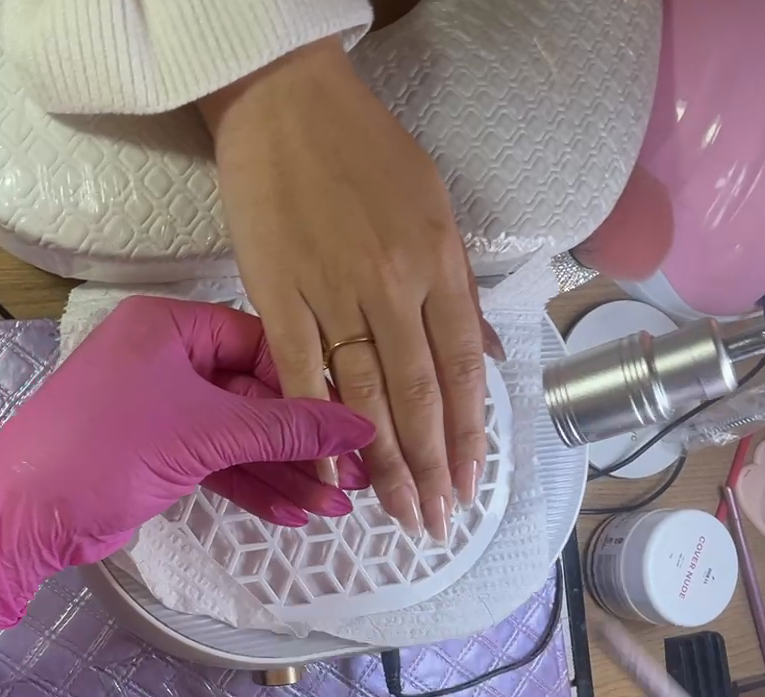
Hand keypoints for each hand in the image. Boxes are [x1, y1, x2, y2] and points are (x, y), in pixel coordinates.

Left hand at [0, 296, 375, 628]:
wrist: (26, 516)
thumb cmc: (105, 448)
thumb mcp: (202, 431)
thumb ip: (283, 428)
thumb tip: (357, 428)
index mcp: (170, 328)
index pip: (259, 342)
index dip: (307, 384)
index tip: (352, 419)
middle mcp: (168, 361)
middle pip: (254, 397)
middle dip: (302, 442)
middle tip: (354, 474)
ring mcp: (164, 412)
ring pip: (240, 438)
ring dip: (284, 473)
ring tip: (334, 505)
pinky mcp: (161, 455)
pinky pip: (219, 465)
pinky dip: (252, 488)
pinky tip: (292, 513)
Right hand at [199, 38, 489, 545]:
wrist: (284, 104)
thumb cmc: (365, 152)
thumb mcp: (434, 206)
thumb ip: (459, 291)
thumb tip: (486, 358)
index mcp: (438, 262)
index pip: (463, 369)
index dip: (470, 435)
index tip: (472, 485)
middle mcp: (393, 286)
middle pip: (419, 396)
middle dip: (432, 467)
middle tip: (437, 523)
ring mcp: (333, 294)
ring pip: (365, 396)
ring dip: (385, 463)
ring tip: (399, 513)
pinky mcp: (278, 298)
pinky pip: (300, 375)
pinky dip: (315, 427)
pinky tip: (330, 474)